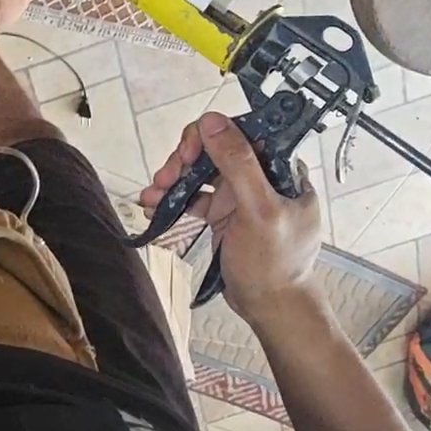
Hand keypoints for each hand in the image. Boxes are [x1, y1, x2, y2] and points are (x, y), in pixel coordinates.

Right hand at [140, 112, 324, 321]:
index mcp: (279, 168)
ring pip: (199, 172)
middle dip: (183, 162)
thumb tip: (212, 121)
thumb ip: (237, 164)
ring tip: (151, 197)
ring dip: (172, 180)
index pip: (240, 133)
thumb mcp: (258, 211)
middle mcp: (260, 176)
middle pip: (213, 150)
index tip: (188, 157)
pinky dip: (172, 200)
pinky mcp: (223, 213)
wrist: (272, 309)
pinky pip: (193, 197)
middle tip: (163, 180)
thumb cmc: (274, 263)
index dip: (209, 138)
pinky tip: (153, 208)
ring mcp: (239, 195)